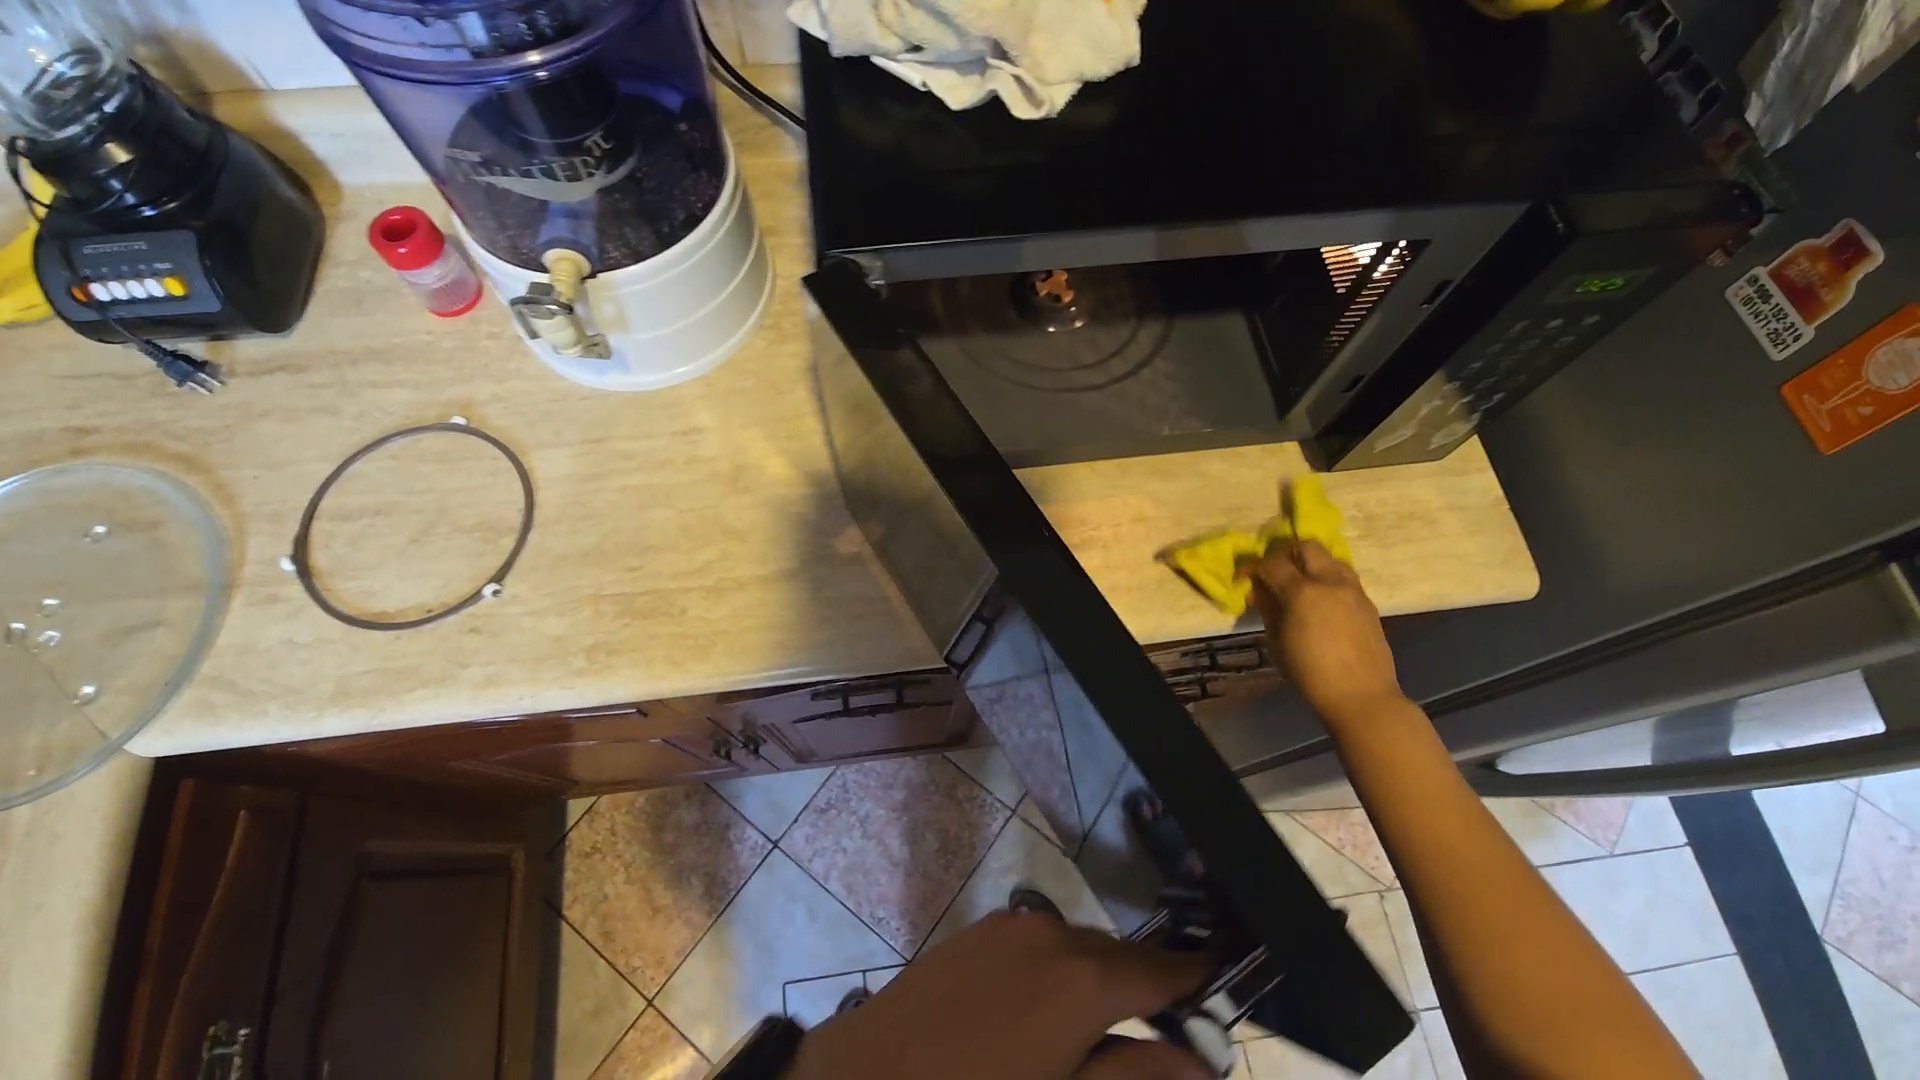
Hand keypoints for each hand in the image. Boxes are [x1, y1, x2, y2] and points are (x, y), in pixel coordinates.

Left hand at [785, 912, 1212, 1079]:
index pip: (1165, 970)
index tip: (1214, 1010)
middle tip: (1155, 1043)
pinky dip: (1058, 971)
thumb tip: (1202, 1062)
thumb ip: (1137, 1079)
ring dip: (1099, 982)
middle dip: (1145, 994)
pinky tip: (1040, 1017)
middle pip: (1122, 958)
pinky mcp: (976, 931)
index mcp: (1082, 978)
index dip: (1195, 988)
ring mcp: (1009, 927)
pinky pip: (1039, 943)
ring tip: (1093, 1038)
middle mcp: (1052, 934)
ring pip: (1080, 948)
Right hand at [1240, 539, 1403, 724]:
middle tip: (1274, 570)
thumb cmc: (1310, 674)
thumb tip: (1259, 590)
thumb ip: (1268, 609)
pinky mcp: (1368, 602)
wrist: (1361, 695)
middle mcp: (1330, 582)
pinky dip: (1328, 578)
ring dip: (1311, 562)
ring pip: (1330, 557)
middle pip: (1307, 546)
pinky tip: (1320, 599)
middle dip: (1285, 552)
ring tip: (1299, 582)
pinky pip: (1344, 576)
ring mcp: (1353, 590)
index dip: (1252, 566)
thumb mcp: (1277, 642)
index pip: (1272, 563)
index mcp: (1302, 592)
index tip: (1242, 576)